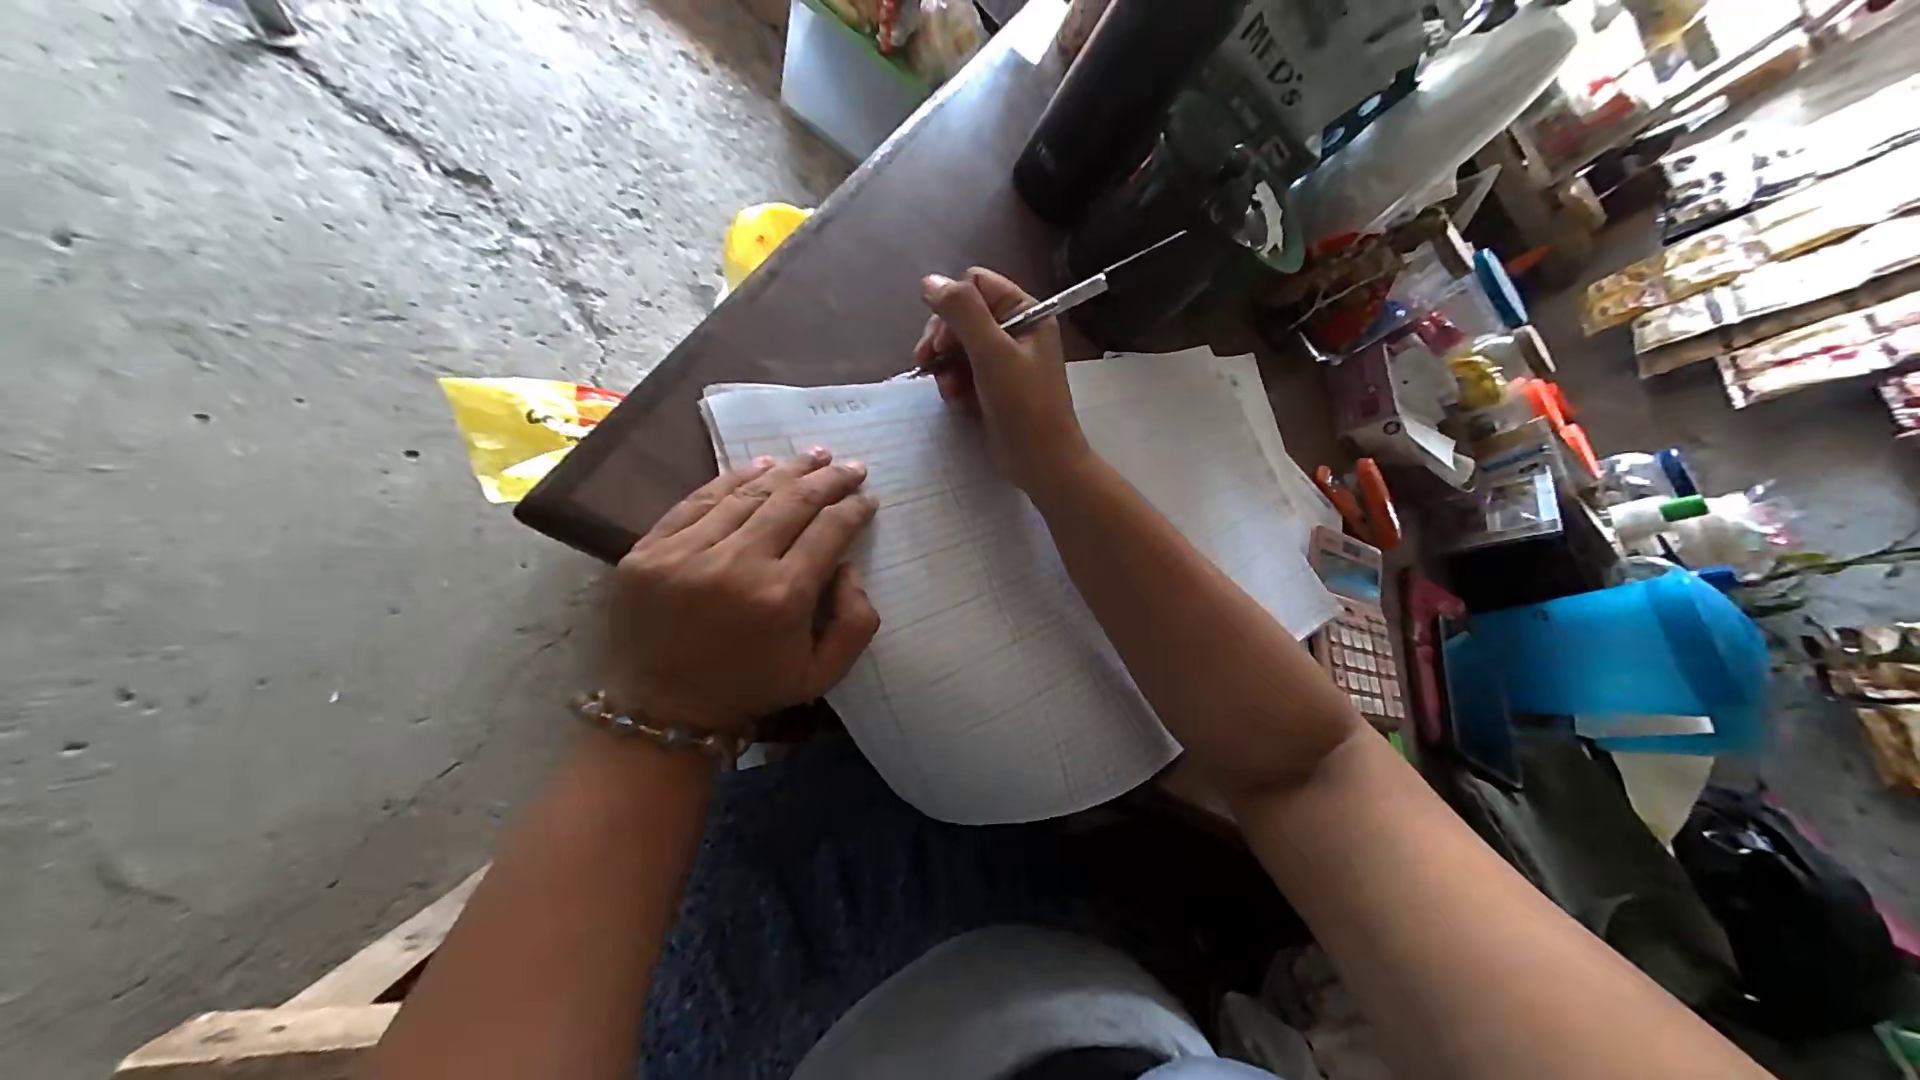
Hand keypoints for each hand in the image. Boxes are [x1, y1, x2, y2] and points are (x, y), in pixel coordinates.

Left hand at [605, 450, 879, 735]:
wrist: (664, 709)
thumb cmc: (751, 688)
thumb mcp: (823, 674)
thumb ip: (856, 622)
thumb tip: (848, 566)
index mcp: (781, 598)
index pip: (829, 531)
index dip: (854, 509)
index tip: (868, 497)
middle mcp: (736, 566)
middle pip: (793, 502)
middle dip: (829, 479)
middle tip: (850, 466)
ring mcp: (686, 553)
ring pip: (748, 493)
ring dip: (788, 470)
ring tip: (814, 456)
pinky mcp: (649, 549)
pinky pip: (699, 499)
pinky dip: (734, 478)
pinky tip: (762, 465)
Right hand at [914, 268, 1090, 493]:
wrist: (1041, 462)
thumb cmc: (1024, 406)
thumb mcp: (993, 353)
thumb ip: (962, 312)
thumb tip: (928, 281)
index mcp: (1026, 312)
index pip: (976, 286)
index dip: (952, 307)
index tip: (941, 339)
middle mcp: (1015, 331)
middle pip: (962, 316)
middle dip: (943, 340)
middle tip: (927, 362)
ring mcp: (1004, 361)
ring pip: (957, 347)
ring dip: (946, 368)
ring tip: (951, 392)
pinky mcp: (993, 387)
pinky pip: (962, 373)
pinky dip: (955, 386)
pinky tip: (958, 403)